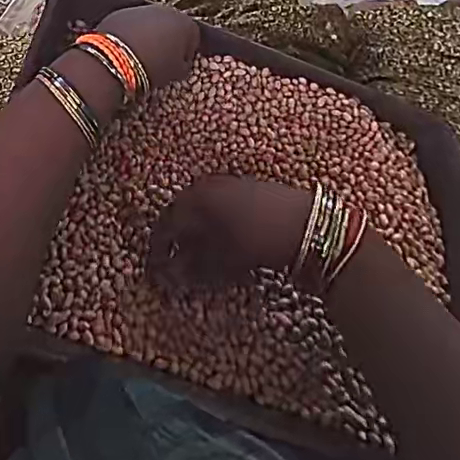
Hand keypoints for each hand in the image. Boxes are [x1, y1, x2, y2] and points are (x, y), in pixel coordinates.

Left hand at [95, 3, 198, 89]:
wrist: (117, 57)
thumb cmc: (154, 67)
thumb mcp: (177, 73)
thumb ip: (184, 65)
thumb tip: (180, 62)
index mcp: (186, 24)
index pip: (192, 38)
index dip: (186, 54)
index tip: (178, 66)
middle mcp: (166, 11)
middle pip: (171, 26)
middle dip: (167, 40)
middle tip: (159, 60)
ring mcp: (143, 9)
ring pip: (150, 23)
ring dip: (148, 35)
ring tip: (141, 55)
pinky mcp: (122, 12)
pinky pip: (132, 24)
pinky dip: (131, 34)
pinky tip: (126, 49)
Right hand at [148, 176, 310, 286]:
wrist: (304, 223)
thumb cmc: (256, 242)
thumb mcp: (221, 261)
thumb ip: (192, 267)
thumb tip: (169, 277)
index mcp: (193, 201)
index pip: (165, 224)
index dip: (158, 247)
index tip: (156, 266)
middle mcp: (205, 186)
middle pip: (180, 210)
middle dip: (174, 234)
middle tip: (172, 256)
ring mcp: (226, 183)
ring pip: (198, 205)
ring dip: (192, 226)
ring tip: (195, 248)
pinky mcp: (245, 186)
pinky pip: (216, 201)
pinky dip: (210, 219)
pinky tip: (219, 235)